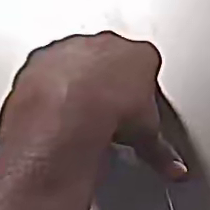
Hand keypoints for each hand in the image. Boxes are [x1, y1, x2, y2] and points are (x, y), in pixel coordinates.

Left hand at [1, 32, 188, 179]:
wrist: (68, 116)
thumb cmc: (110, 114)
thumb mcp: (146, 135)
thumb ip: (159, 147)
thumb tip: (170, 165)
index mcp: (141, 54)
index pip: (147, 63)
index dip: (142, 85)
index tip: (137, 103)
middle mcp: (105, 44)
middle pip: (110, 55)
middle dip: (108, 77)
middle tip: (109, 105)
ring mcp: (70, 49)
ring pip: (76, 59)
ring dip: (76, 79)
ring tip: (78, 110)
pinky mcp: (38, 60)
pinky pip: (45, 70)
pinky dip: (48, 87)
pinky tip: (52, 110)